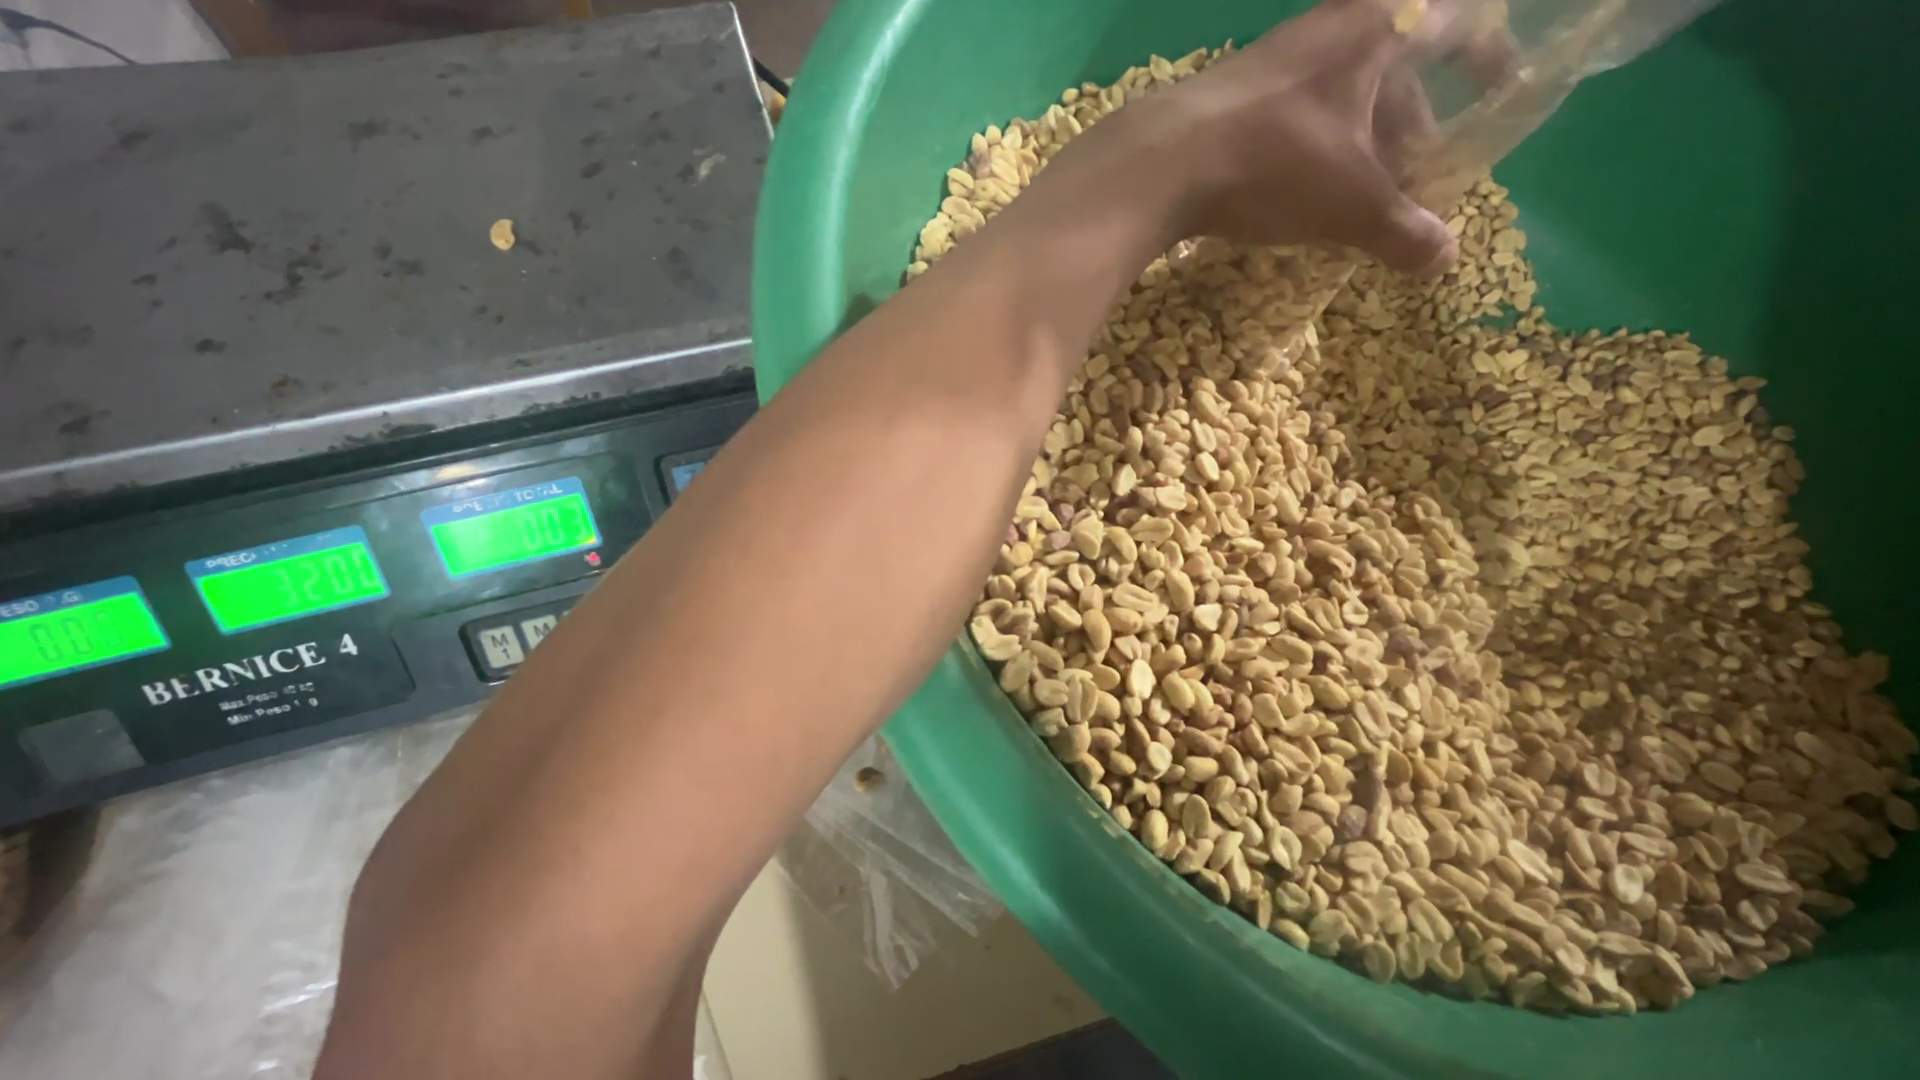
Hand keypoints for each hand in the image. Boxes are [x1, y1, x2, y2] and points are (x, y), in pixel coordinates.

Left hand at [1073, 0, 1464, 275]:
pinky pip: (1292, 114)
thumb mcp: (1352, 204)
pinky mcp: (1229, 95)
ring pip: (1338, 96)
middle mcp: (1325, 31)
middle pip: (1392, 69)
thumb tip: (1447, 261)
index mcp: (1375, 30)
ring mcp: (1271, 60)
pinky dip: (1312, 149)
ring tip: (1356, 200)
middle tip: (1412, 179)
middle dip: (1410, 125)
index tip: (1501, 91)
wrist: (1158, 163)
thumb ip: (1405, 231)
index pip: (1456, 23)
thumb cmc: (1275, 164)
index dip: (1488, 55)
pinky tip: (1298, 195)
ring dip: (1358, 144)